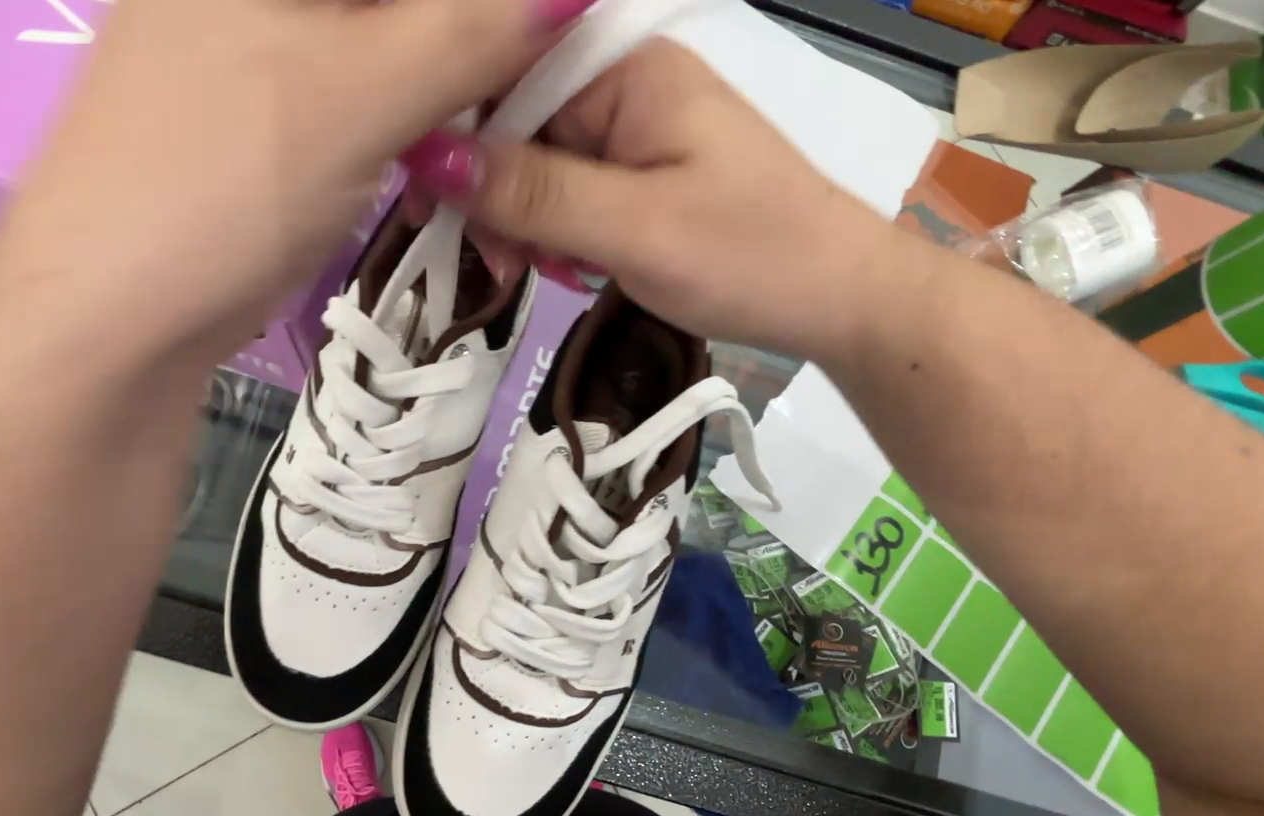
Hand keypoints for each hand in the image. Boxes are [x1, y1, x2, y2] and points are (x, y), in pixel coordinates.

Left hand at [0, 0, 592, 366]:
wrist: (111, 324)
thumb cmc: (219, 186)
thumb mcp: (356, 95)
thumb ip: (468, 32)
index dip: (494, 5)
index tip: (554, 38)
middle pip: (400, 4)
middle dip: (475, 44)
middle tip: (532, 97)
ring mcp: (253, 48)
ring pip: (388, 47)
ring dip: (451, 91)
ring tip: (498, 132)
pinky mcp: (265, 121)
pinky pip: (364, 99)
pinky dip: (414, 126)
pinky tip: (444, 156)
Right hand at [406, 40, 921, 357]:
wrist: (836, 298)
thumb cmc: (748, 256)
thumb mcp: (632, 228)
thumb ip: (532, 191)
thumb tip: (426, 154)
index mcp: (624, 68)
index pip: (503, 80)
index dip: (457, 143)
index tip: (435, 218)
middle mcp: (624, 84)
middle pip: (515, 127)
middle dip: (500, 200)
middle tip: (510, 268)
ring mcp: (635, 131)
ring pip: (539, 169)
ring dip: (530, 226)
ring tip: (555, 274)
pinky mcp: (643, 174)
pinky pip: (572, 194)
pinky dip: (562, 235)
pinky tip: (577, 268)